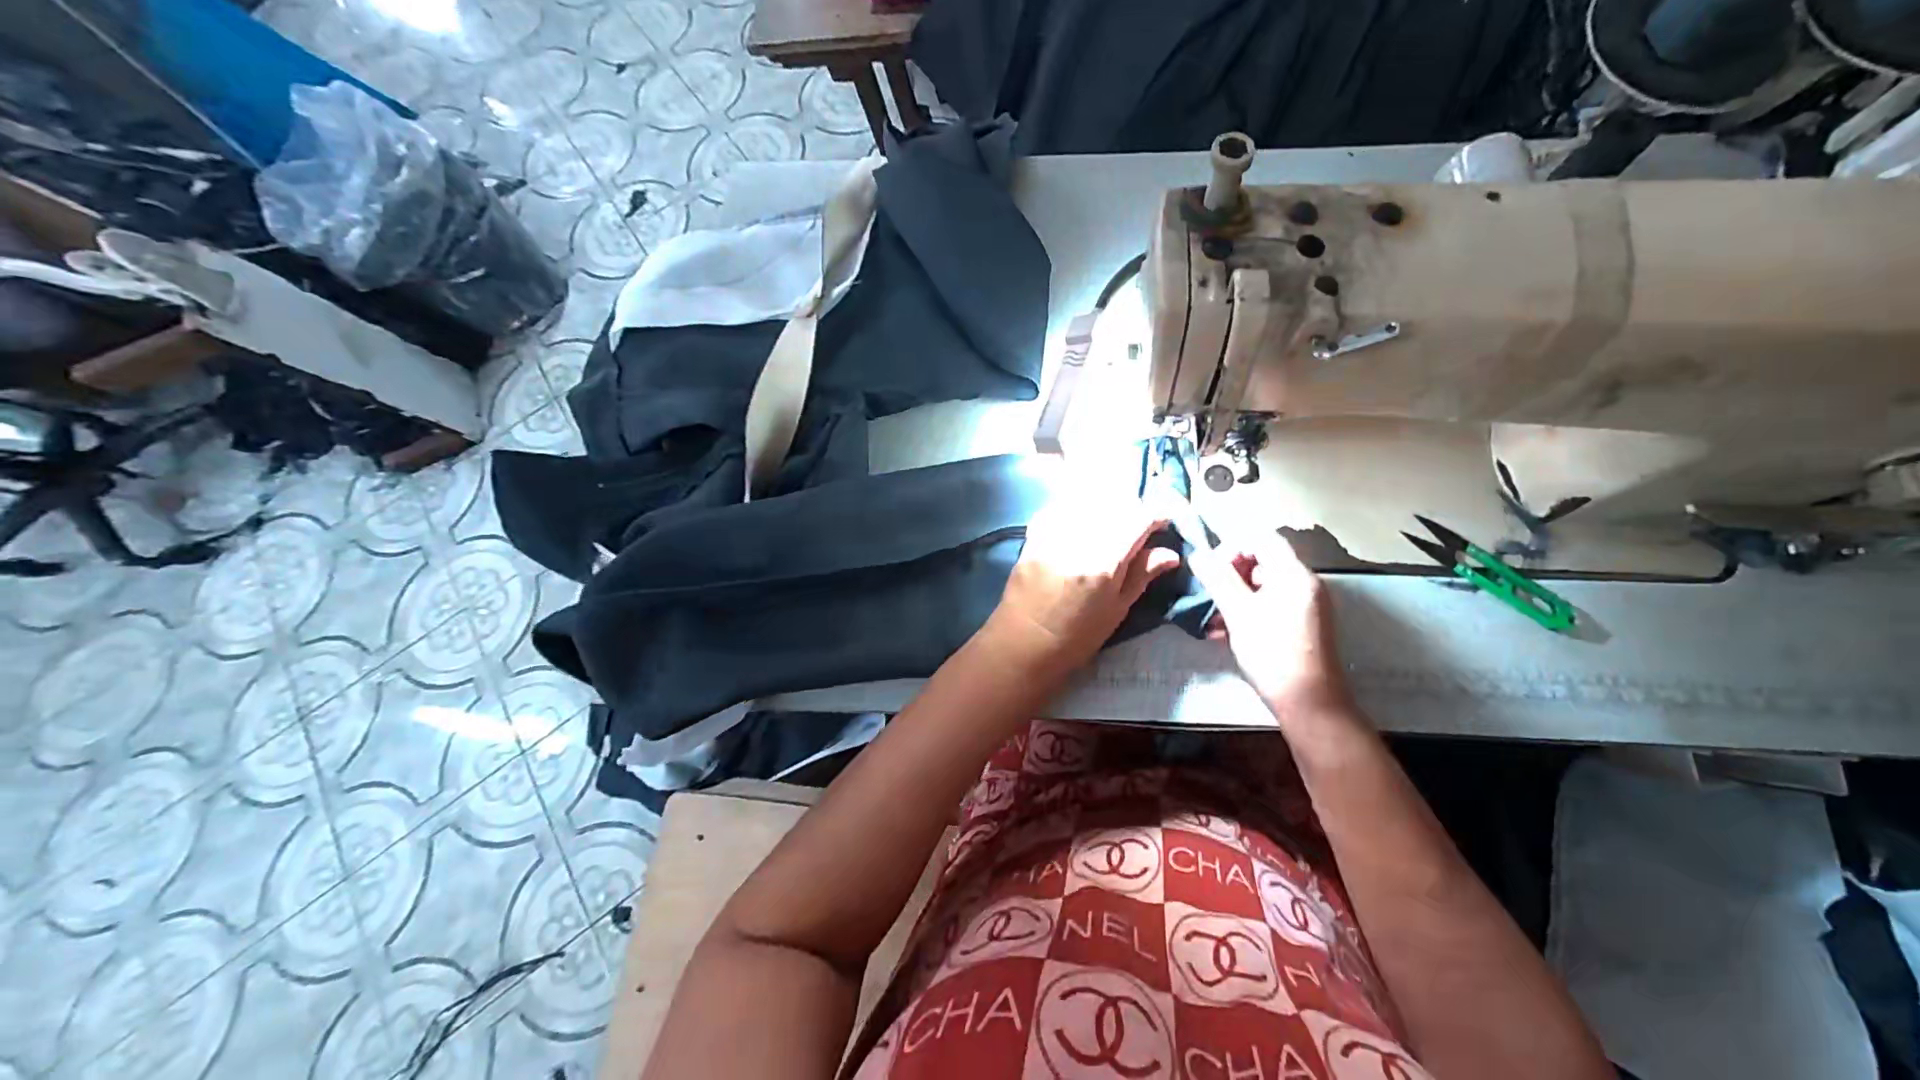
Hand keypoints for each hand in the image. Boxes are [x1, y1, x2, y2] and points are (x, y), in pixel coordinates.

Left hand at [981, 495, 1181, 677]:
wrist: (1023, 645)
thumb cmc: (1076, 638)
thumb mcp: (1116, 611)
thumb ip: (1141, 575)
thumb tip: (1170, 553)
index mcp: (1104, 563)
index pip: (1137, 519)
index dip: (1155, 517)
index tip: (1161, 525)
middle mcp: (1079, 541)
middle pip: (1113, 504)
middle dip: (1131, 510)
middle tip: (1137, 527)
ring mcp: (1052, 536)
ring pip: (1086, 501)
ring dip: (1104, 506)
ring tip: (1110, 523)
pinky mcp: (1032, 537)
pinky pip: (1058, 508)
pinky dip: (1074, 508)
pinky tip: (1080, 521)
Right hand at [1186, 526, 1355, 724]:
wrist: (1309, 703)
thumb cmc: (1272, 653)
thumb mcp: (1238, 613)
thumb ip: (1217, 579)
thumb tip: (1198, 554)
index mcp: (1294, 574)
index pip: (1262, 538)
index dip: (1232, 546)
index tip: (1211, 569)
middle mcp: (1305, 583)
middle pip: (1263, 560)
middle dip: (1231, 573)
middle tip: (1210, 595)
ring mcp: (1306, 605)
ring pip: (1264, 585)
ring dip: (1236, 595)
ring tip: (1214, 619)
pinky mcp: (1302, 625)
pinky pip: (1272, 604)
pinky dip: (1249, 610)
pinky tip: (1227, 632)